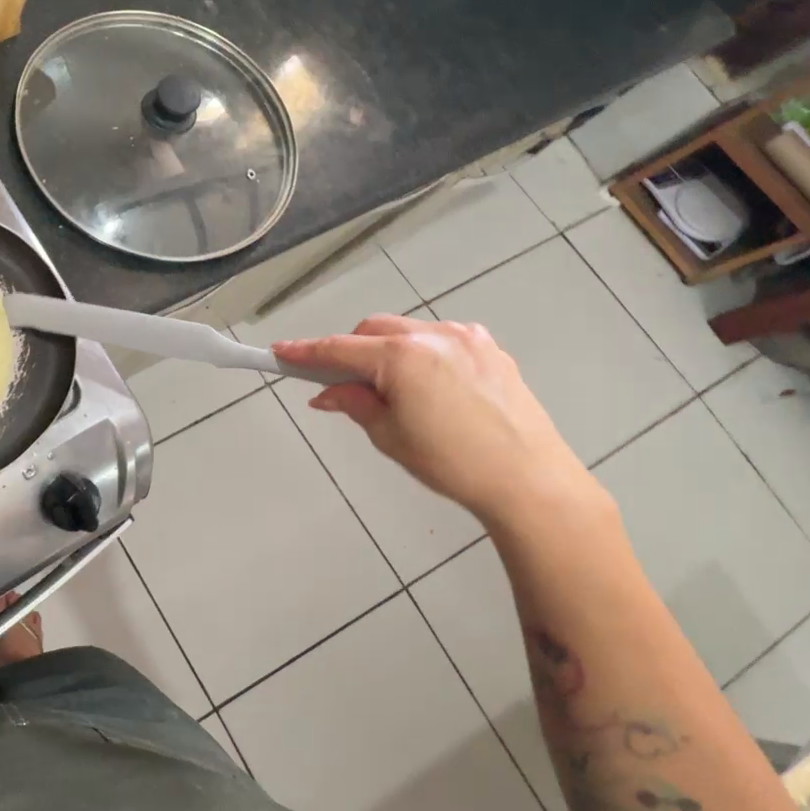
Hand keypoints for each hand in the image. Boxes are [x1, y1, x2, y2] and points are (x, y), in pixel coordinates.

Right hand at [272, 315, 600, 523]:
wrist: (530, 480)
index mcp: (403, 357)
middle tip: (342, 384)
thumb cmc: (451, 463)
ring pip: (408, 332)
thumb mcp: (389, 436)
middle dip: (351, 349)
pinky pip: (441, 340)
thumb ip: (355, 403)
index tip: (279, 352)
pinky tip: (428, 388)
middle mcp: (434, 336)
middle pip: (373, 330)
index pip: (339, 349)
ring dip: (387, 350)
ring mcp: (468, 339)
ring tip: (391, 391)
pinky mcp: (492, 351)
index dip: (305, 352)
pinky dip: (421, 354)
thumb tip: (327, 393)